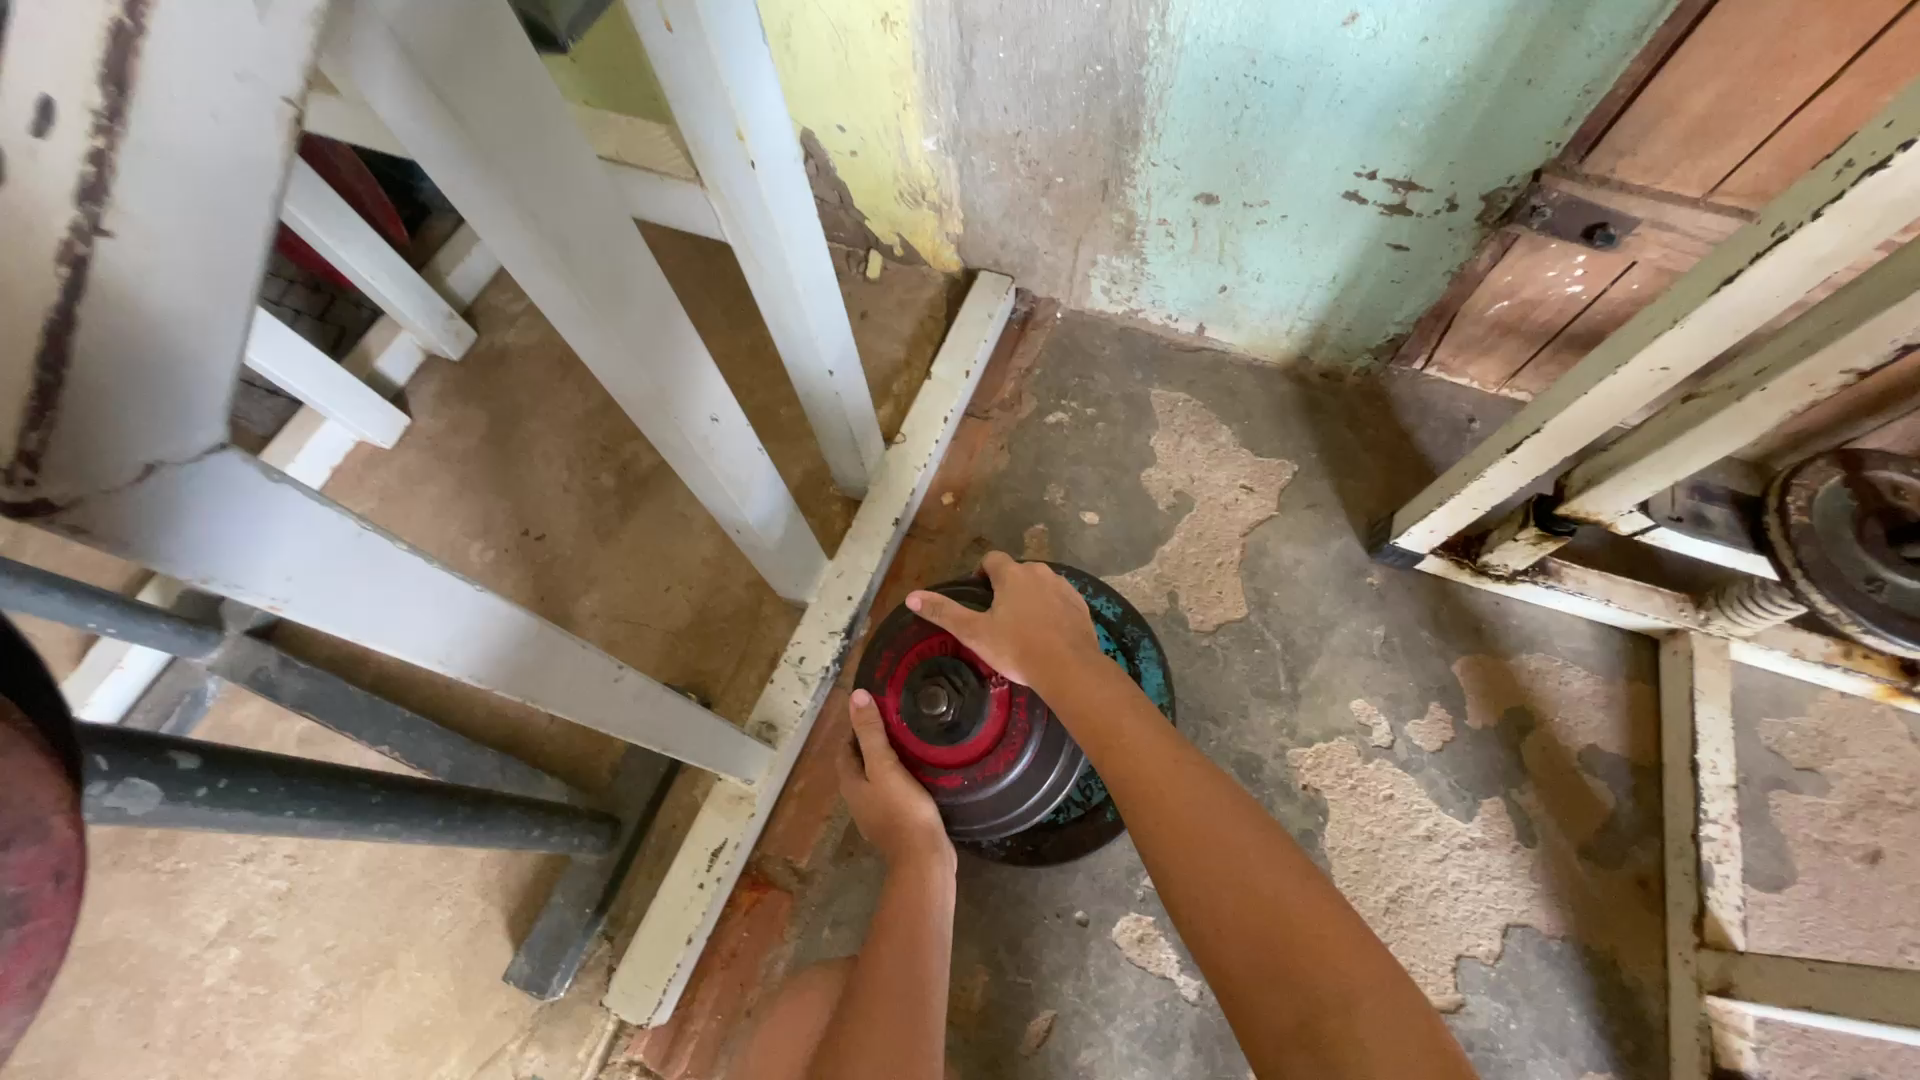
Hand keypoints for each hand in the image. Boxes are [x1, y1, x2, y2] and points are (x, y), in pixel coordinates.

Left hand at [838, 689, 954, 870]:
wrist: (923, 859)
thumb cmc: (902, 810)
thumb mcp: (885, 766)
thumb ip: (871, 733)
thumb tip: (855, 696)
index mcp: (851, 784)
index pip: (845, 749)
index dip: (855, 730)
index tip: (876, 713)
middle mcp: (858, 800)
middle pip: (860, 765)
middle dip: (872, 744)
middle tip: (896, 724)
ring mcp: (877, 815)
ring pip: (877, 780)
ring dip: (887, 763)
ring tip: (910, 744)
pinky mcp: (896, 824)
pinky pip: (894, 794)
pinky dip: (901, 780)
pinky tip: (920, 774)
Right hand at [905, 552, 1107, 692]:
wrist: (1069, 668)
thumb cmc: (1017, 648)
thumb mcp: (974, 632)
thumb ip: (943, 613)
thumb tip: (911, 596)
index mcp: (1012, 574)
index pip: (992, 559)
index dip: (981, 574)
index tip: (979, 596)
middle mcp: (1040, 572)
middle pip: (1017, 571)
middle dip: (1007, 587)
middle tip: (999, 617)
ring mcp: (1064, 587)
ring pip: (1041, 584)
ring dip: (1031, 597)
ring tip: (1023, 626)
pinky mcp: (1081, 604)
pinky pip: (1060, 600)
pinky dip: (1052, 609)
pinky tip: (1048, 633)